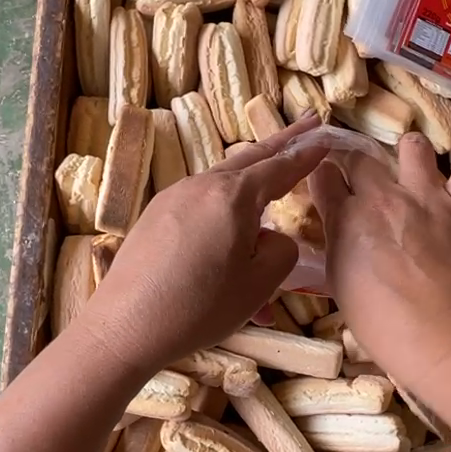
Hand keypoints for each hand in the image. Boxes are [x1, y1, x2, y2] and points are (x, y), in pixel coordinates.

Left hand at [78, 115, 328, 372]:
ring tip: (271, 178)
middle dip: (282, 142)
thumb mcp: (259, 284)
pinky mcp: (154, 215)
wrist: (125, 326)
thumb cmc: (200, 307)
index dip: (306, 153)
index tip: (325, 137)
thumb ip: (280, 250)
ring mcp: (173, 197)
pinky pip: (200, 205)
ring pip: (222, 183)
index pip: (281, 167)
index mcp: (234, 196)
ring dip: (250, 182)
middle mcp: (202, 185)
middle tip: (307, 124)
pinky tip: (227, 235)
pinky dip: (222, 211)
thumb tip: (268, 236)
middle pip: (250, 157)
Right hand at [309, 90, 450, 375]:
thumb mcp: (338, 284)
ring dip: (407, 152)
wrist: (438, 333)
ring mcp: (423, 196)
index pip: (323, 178)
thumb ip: (333, 246)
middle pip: (359, 159)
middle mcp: (379, 197)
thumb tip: (332, 227)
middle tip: (358, 178)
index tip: (322, 182)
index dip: (321, 178)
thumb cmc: (381, 322)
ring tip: (408, 163)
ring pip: (411, 148)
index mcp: (343, 219)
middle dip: (354, 163)